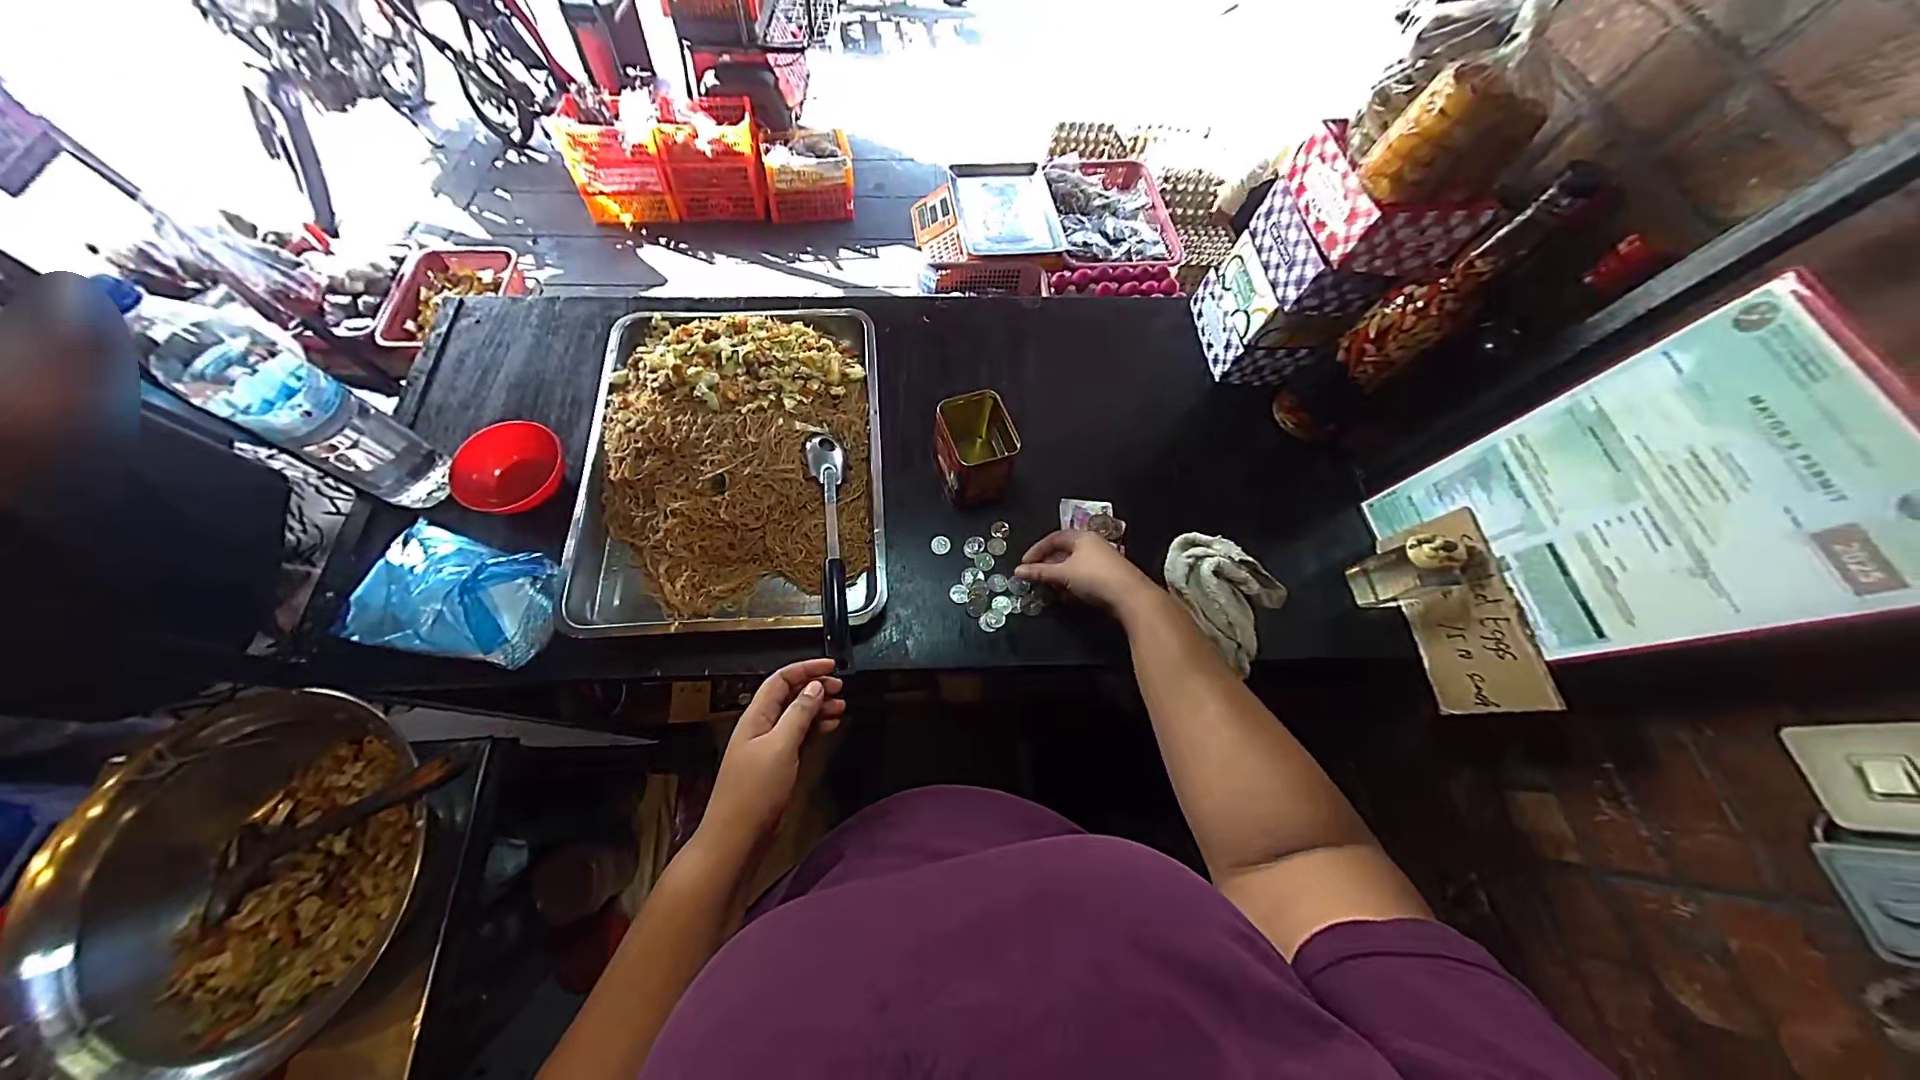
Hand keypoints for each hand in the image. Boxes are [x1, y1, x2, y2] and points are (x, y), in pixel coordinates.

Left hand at [697, 659, 845, 857]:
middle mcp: (762, 726)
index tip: (831, 667)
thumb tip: (815, 687)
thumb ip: (799, 714)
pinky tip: (829, 726)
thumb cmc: (754, 792)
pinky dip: (814, 727)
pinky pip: (799, 735)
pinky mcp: (778, 763)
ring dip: (818, 707)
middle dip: (815, 686)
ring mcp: (769, 745)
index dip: (806, 669)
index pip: (781, 680)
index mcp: (756, 716)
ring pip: (797, 715)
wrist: (737, 837)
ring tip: (841, 707)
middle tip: (841, 688)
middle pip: (790, 695)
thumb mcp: (780, 747)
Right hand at [1014, 530, 1159, 615]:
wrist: (1130, 596)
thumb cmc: (1095, 577)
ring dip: (1059, 575)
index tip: (1024, 564)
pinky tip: (1067, 594)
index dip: (1036, 551)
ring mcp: (1101, 560)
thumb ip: (1040, 572)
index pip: (1053, 538)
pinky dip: (1071, 582)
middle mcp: (1092, 544)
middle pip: (1063, 551)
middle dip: (1047, 564)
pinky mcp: (1107, 575)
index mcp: (1082, 536)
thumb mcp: (1063, 574)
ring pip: (1073, 565)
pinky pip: (1083, 575)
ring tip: (1050, 587)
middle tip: (1035, 576)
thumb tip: (1018, 571)